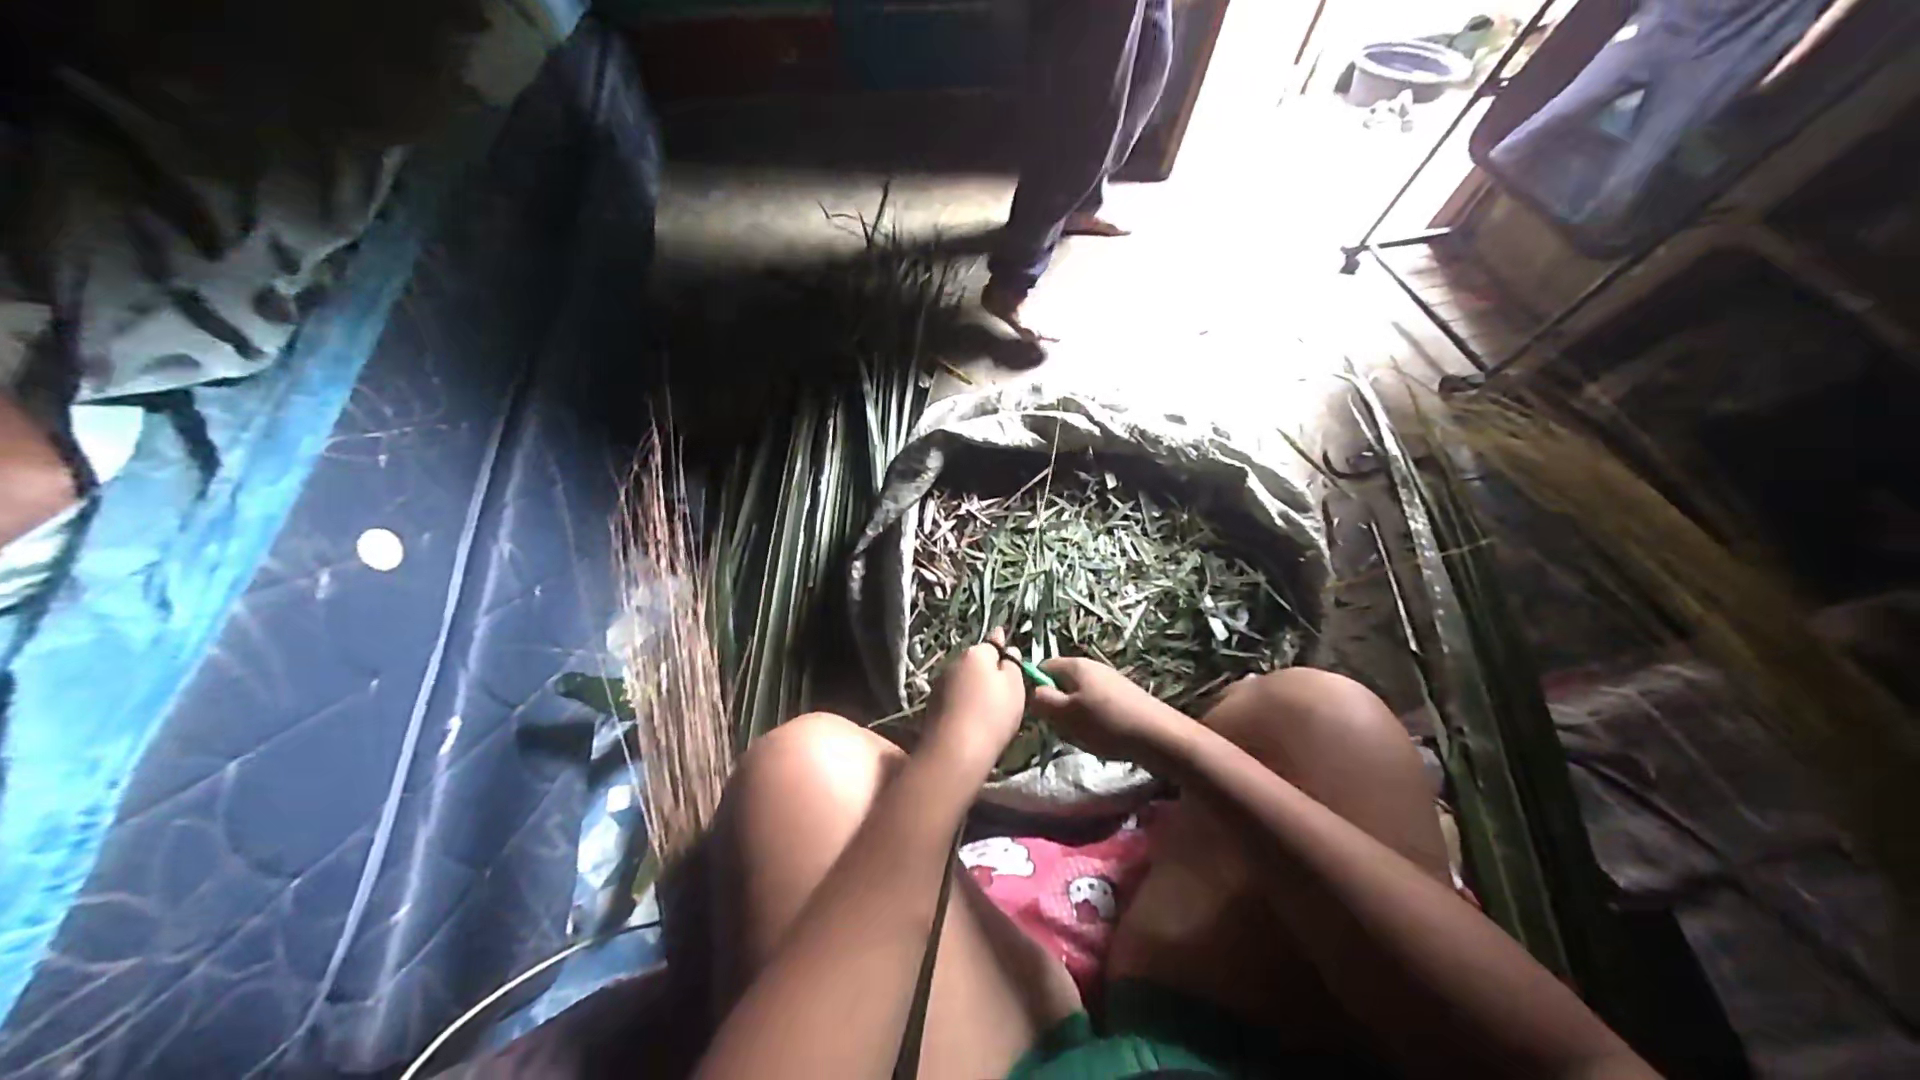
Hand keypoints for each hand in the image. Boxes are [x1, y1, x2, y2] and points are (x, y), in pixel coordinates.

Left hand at [920, 629, 1026, 774]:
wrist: (956, 751)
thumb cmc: (993, 714)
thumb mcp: (1015, 686)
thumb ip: (1012, 664)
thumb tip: (1008, 649)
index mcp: (975, 653)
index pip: (992, 643)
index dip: (1001, 647)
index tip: (1006, 649)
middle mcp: (953, 663)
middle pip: (975, 662)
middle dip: (987, 671)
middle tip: (1003, 690)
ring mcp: (939, 684)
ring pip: (963, 680)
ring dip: (973, 688)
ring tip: (987, 709)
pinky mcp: (932, 705)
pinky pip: (953, 698)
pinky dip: (962, 704)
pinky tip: (971, 720)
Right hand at [1030, 657, 1198, 772]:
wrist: (1159, 736)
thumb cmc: (1107, 723)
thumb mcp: (1065, 714)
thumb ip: (1043, 701)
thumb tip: (1033, 692)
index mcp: (1076, 666)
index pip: (1043, 667)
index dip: (1037, 688)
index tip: (1041, 712)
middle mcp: (1093, 667)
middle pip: (1061, 684)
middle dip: (1058, 707)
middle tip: (1064, 728)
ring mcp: (1110, 682)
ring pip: (1079, 699)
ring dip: (1076, 718)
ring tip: (1086, 736)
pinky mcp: (1124, 698)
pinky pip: (1098, 708)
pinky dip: (1095, 723)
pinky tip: (1104, 738)